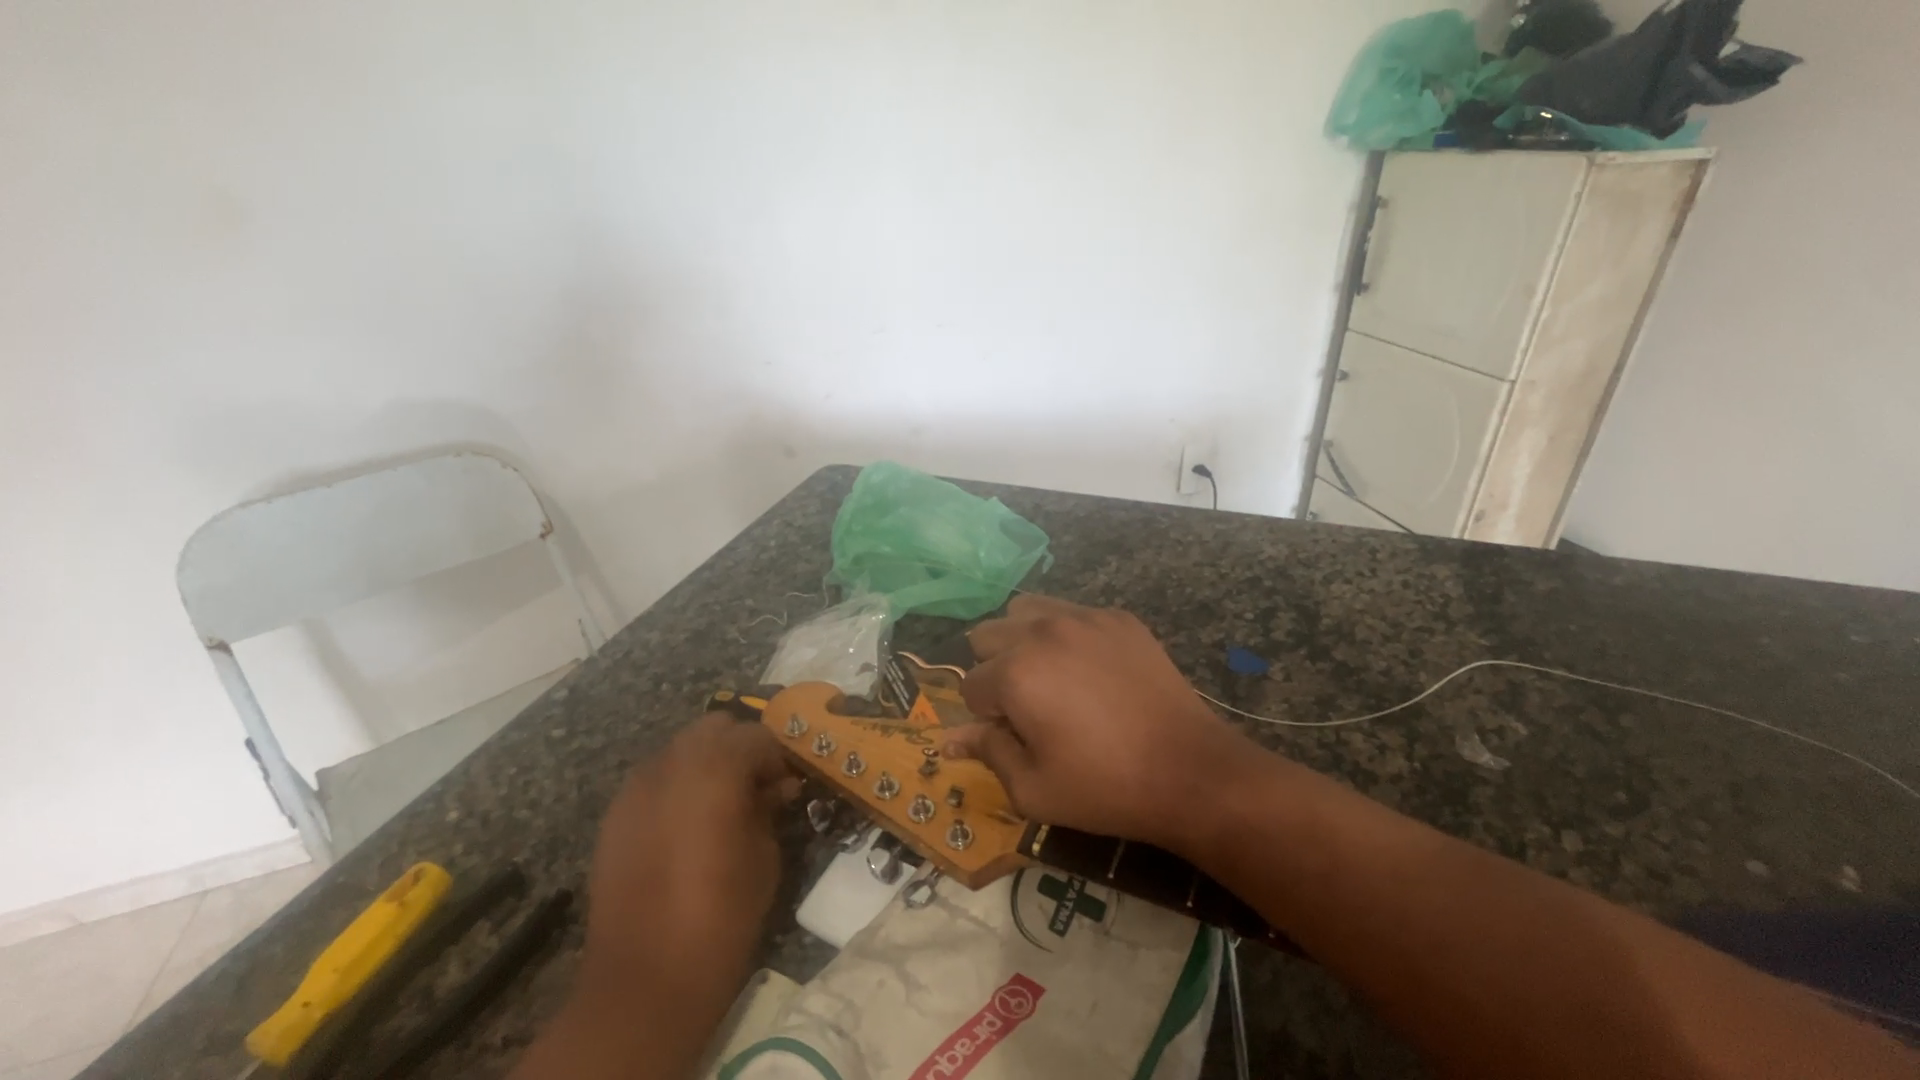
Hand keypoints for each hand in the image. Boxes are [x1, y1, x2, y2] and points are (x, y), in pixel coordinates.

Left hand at [578, 716, 798, 1040]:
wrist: (645, 979)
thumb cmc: (721, 917)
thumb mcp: (764, 858)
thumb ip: (768, 809)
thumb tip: (772, 789)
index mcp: (715, 769)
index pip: (758, 736)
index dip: (779, 757)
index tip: (789, 787)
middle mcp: (671, 763)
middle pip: (714, 728)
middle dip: (740, 749)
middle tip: (758, 788)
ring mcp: (635, 787)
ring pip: (680, 749)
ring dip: (707, 764)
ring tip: (723, 806)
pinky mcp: (614, 815)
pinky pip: (654, 780)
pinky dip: (677, 787)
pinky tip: (688, 826)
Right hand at [942, 595, 1262, 855]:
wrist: (1191, 770)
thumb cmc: (1105, 787)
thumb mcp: (1033, 789)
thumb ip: (987, 753)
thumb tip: (950, 737)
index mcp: (1015, 672)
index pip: (970, 685)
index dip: (987, 718)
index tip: (1017, 738)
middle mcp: (1042, 631)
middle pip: (987, 636)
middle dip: (995, 670)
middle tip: (1029, 708)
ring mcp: (1085, 617)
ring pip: (1025, 611)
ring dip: (1022, 641)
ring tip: (1051, 679)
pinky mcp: (1119, 618)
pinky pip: (1071, 612)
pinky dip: (1065, 635)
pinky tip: (1091, 672)